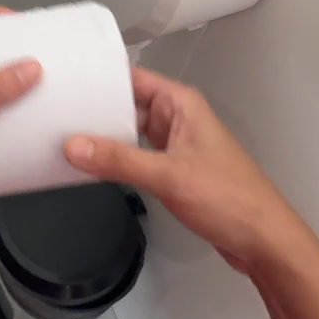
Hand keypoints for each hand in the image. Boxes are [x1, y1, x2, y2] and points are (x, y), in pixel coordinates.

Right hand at [65, 67, 305, 274]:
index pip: (133, 78)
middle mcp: (177, 117)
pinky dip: (118, 160)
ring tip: (66, 139)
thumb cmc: (228, 197)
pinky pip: (139, 156)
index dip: (101, 78)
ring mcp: (176, 144)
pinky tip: (94, 167)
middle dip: (97, 111)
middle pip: (129, 105)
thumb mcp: (168, 175)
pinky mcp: (175, 169)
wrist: (262, 240)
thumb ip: (119, 161)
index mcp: (180, 103)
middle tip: (56, 115)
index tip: (68, 81)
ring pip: (132, 133)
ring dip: (106, 138)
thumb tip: (74, 146)